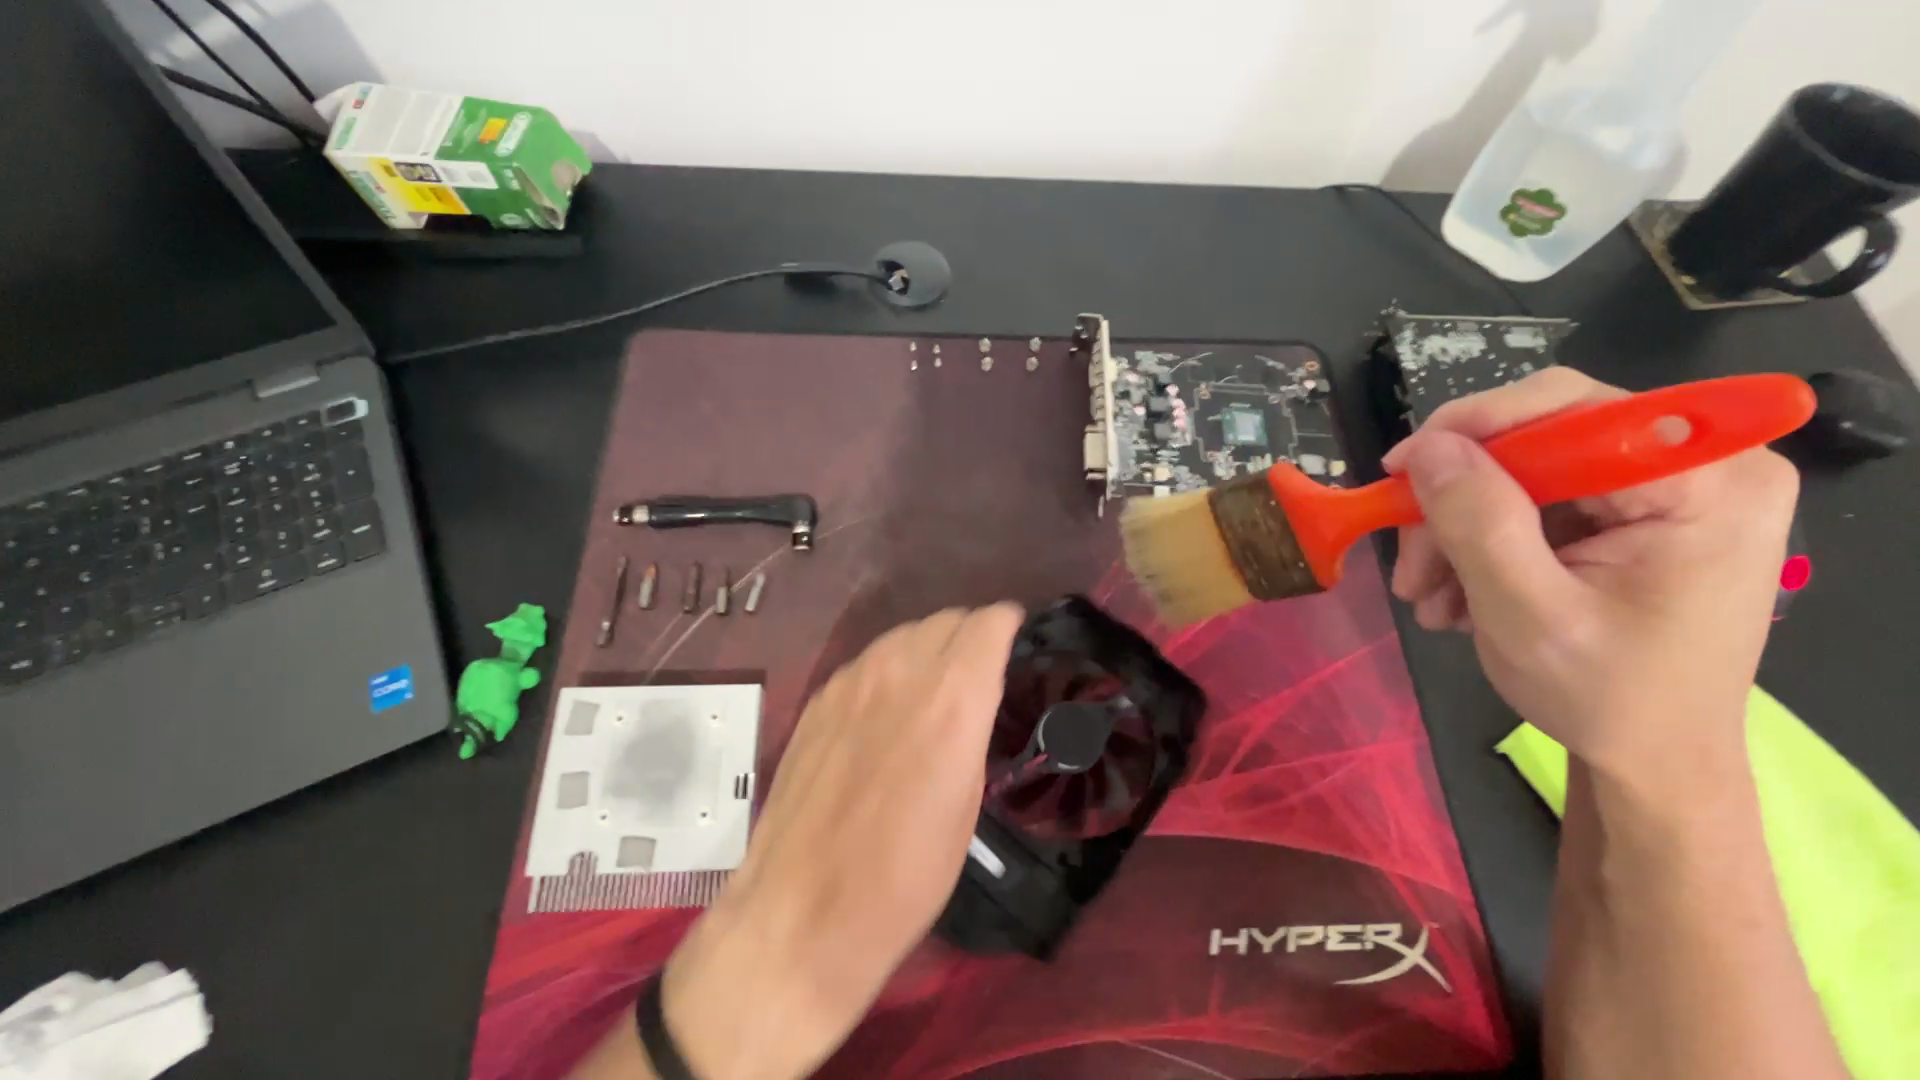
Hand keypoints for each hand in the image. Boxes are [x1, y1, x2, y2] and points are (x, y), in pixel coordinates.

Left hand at [661, 604, 1022, 1079]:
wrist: (803, 911)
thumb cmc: (905, 876)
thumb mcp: (966, 805)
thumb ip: (971, 733)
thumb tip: (972, 703)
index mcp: (952, 699)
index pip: (988, 624)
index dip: (1008, 626)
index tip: (1015, 638)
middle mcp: (900, 672)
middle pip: (945, 620)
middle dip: (970, 634)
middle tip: (980, 668)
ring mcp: (850, 683)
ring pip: (902, 634)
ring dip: (928, 647)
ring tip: (936, 684)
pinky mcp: (816, 701)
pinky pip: (866, 662)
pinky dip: (889, 668)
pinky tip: (888, 707)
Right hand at [1384, 368, 1797, 782]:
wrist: (1653, 759)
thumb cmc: (1607, 698)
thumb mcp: (1528, 614)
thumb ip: (1478, 523)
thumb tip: (1424, 448)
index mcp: (1708, 483)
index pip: (1573, 406)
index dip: (1475, 428)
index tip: (1400, 470)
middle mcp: (1702, 466)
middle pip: (1543, 440)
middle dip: (1460, 501)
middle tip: (1411, 565)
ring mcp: (1670, 490)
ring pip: (1526, 474)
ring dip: (1460, 532)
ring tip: (1428, 598)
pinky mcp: (1638, 513)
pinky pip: (1537, 502)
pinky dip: (1486, 543)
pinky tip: (1460, 595)